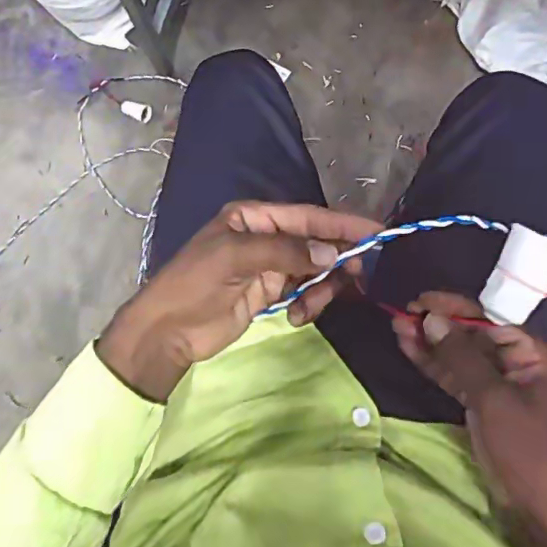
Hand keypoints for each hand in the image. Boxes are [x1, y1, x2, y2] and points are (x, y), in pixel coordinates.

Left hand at [99, 201, 382, 401]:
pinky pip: (304, 292)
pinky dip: (309, 304)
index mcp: (254, 217)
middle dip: (337, 259)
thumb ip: (285, 252)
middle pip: (316, 242)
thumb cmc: (195, 284)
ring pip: (315, 270)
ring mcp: (269, 266)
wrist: (168, 330)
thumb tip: (330, 253)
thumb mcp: (236, 258)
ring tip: (309, 308)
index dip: (343, 223)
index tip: (378, 231)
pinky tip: (298, 317)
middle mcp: (265, 237)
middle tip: (358, 277)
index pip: (307, 216)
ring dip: (322, 288)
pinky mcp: (270, 293)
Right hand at [392, 291, 546, 546]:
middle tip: (401, 315)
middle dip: (436, 325)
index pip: (488, 318)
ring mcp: (502, 385)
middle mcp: (520, 363)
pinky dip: (435, 365)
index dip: (452, 308)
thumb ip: (461, 357)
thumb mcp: (493, 400)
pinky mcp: (487, 405)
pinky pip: (458, 377)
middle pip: (472, 335)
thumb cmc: (528, 452)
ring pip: (461, 355)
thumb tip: (431, 319)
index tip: (418, 302)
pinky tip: (410, 350)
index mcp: (535, 354)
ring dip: (430, 343)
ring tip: (397, 327)